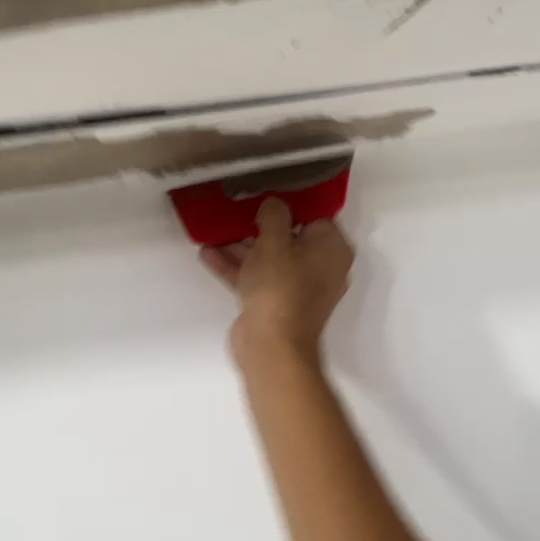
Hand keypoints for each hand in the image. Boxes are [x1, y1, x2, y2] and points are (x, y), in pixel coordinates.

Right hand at [200, 198, 354, 367]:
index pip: (315, 216)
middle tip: (236, 208)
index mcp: (332, 249)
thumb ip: (274, 215)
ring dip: (242, 245)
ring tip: (215, 228)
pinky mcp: (274, 304)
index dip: (290, 203)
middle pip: (290, 237)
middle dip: (260, 225)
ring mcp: (297, 288)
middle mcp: (320, 267)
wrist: (271, 346)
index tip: (265, 193)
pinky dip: (236, 266)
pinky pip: (256, 277)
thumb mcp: (274, 241)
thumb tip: (274, 205)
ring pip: (269, 258)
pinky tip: (207, 253)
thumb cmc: (280, 286)